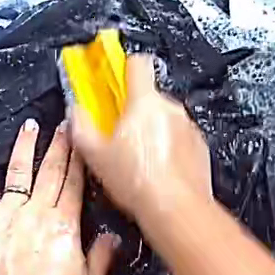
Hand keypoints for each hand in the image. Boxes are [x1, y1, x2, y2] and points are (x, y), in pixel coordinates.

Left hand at [0, 119, 119, 274]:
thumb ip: (101, 257)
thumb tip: (113, 234)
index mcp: (65, 225)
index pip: (75, 183)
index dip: (79, 158)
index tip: (83, 137)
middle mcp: (38, 212)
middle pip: (51, 171)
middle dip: (59, 144)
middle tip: (63, 123)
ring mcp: (9, 215)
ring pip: (20, 171)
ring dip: (26, 146)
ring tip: (31, 125)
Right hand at [68, 53, 215, 231]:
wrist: (177, 210)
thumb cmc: (139, 183)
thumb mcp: (95, 155)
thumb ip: (81, 125)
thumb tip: (75, 113)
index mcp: (144, 101)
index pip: (136, 63)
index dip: (122, 66)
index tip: (111, 76)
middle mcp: (170, 108)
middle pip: (147, 95)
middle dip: (132, 109)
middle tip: (116, 132)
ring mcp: (187, 126)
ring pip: (163, 118)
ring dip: (150, 130)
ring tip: (135, 157)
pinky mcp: (199, 146)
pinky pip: (179, 137)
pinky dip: (167, 147)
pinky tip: (154, 169)